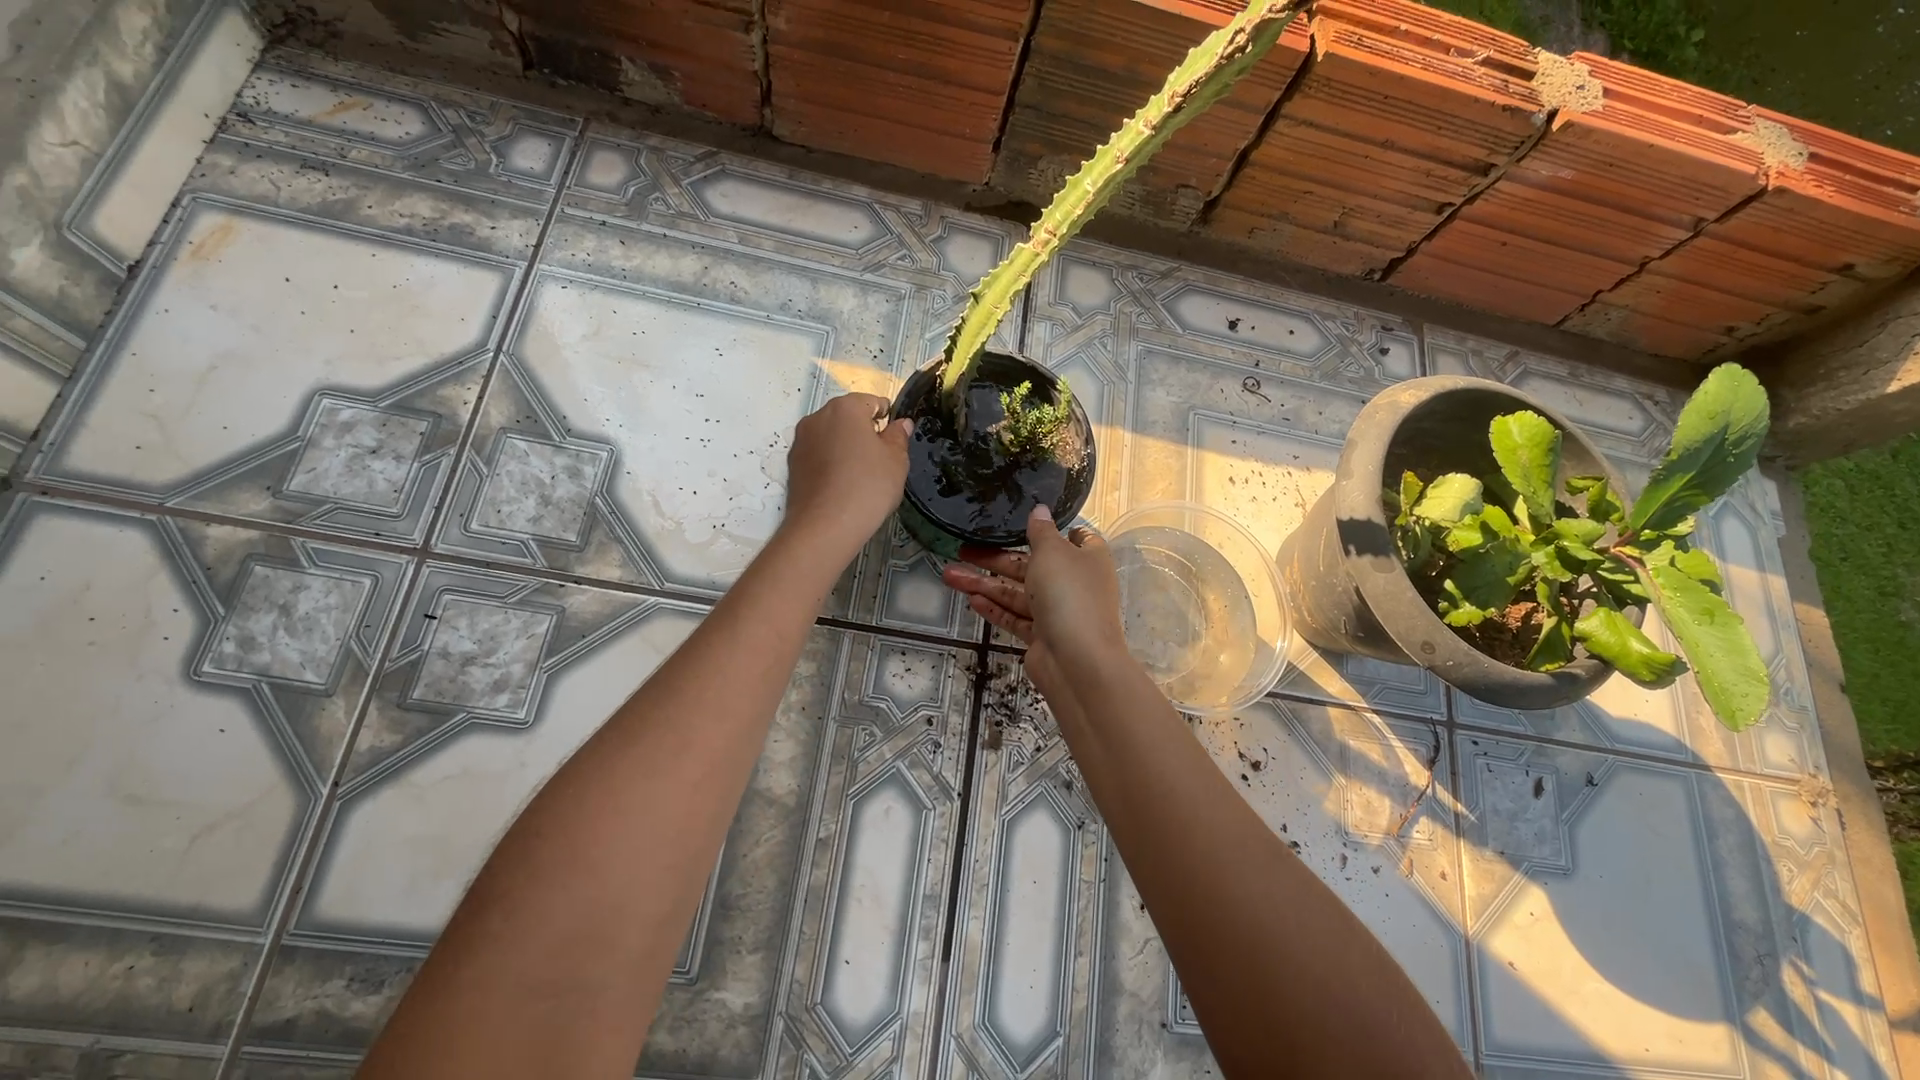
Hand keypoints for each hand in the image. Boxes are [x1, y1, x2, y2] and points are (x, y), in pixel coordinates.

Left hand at [782, 393, 911, 563]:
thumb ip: (898, 437)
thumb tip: (900, 423)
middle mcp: (818, 417)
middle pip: (847, 417)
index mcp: (845, 408)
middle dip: (864, 432)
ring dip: (845, 447)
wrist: (825, 527)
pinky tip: (841, 486)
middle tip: (880, 460)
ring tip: (859, 477)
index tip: (894, 440)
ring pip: (830, 436)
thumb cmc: (867, 487)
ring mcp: (801, 441)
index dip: (887, 418)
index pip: (872, 401)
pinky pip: (818, 456)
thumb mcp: (896, 461)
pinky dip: (830, 463)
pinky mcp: (792, 465)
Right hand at [942, 505, 1127, 702]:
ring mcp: (1058, 612)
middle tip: (962, 549)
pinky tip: (970, 598)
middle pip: (1032, 565)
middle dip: (996, 558)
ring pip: (1018, 593)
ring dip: (984, 583)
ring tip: (949, 575)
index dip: (1050, 530)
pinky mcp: (1042, 636)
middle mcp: (1075, 584)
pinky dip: (995, 607)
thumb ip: (1041, 531)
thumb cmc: (1069, 594)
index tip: (1022, 523)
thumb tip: (1040, 509)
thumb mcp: (1053, 552)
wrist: (1077, 660)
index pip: (1073, 538)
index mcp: (1087, 559)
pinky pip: (1015, 617)